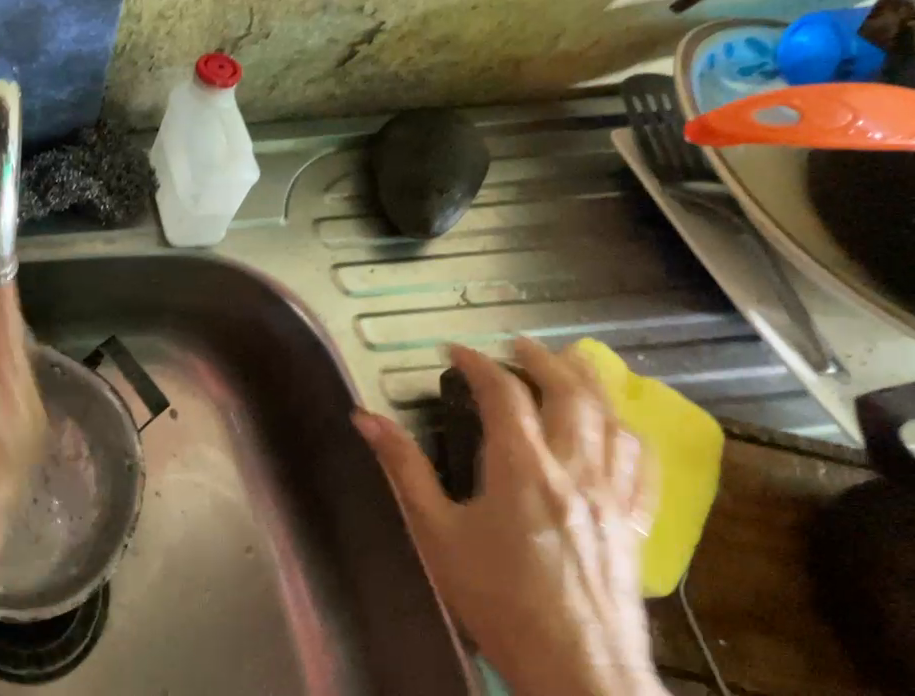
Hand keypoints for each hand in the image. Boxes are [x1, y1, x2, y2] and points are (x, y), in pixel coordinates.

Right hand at [354, 339, 665, 695]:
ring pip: (614, 424)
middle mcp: (574, 473)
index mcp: (521, 470)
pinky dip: (629, 435)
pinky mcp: (634, 527)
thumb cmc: (496, 600)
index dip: (478, 363)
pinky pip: (642, 468)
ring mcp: (612, 499)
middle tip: (520, 344)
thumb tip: (365, 417)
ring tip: (575, 367)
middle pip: (572, 396)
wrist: (576, 670)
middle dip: (544, 361)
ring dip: (593, 386)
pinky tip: (621, 431)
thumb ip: (403, 469)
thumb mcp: (434, 533)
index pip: (503, 395)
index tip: (455, 350)